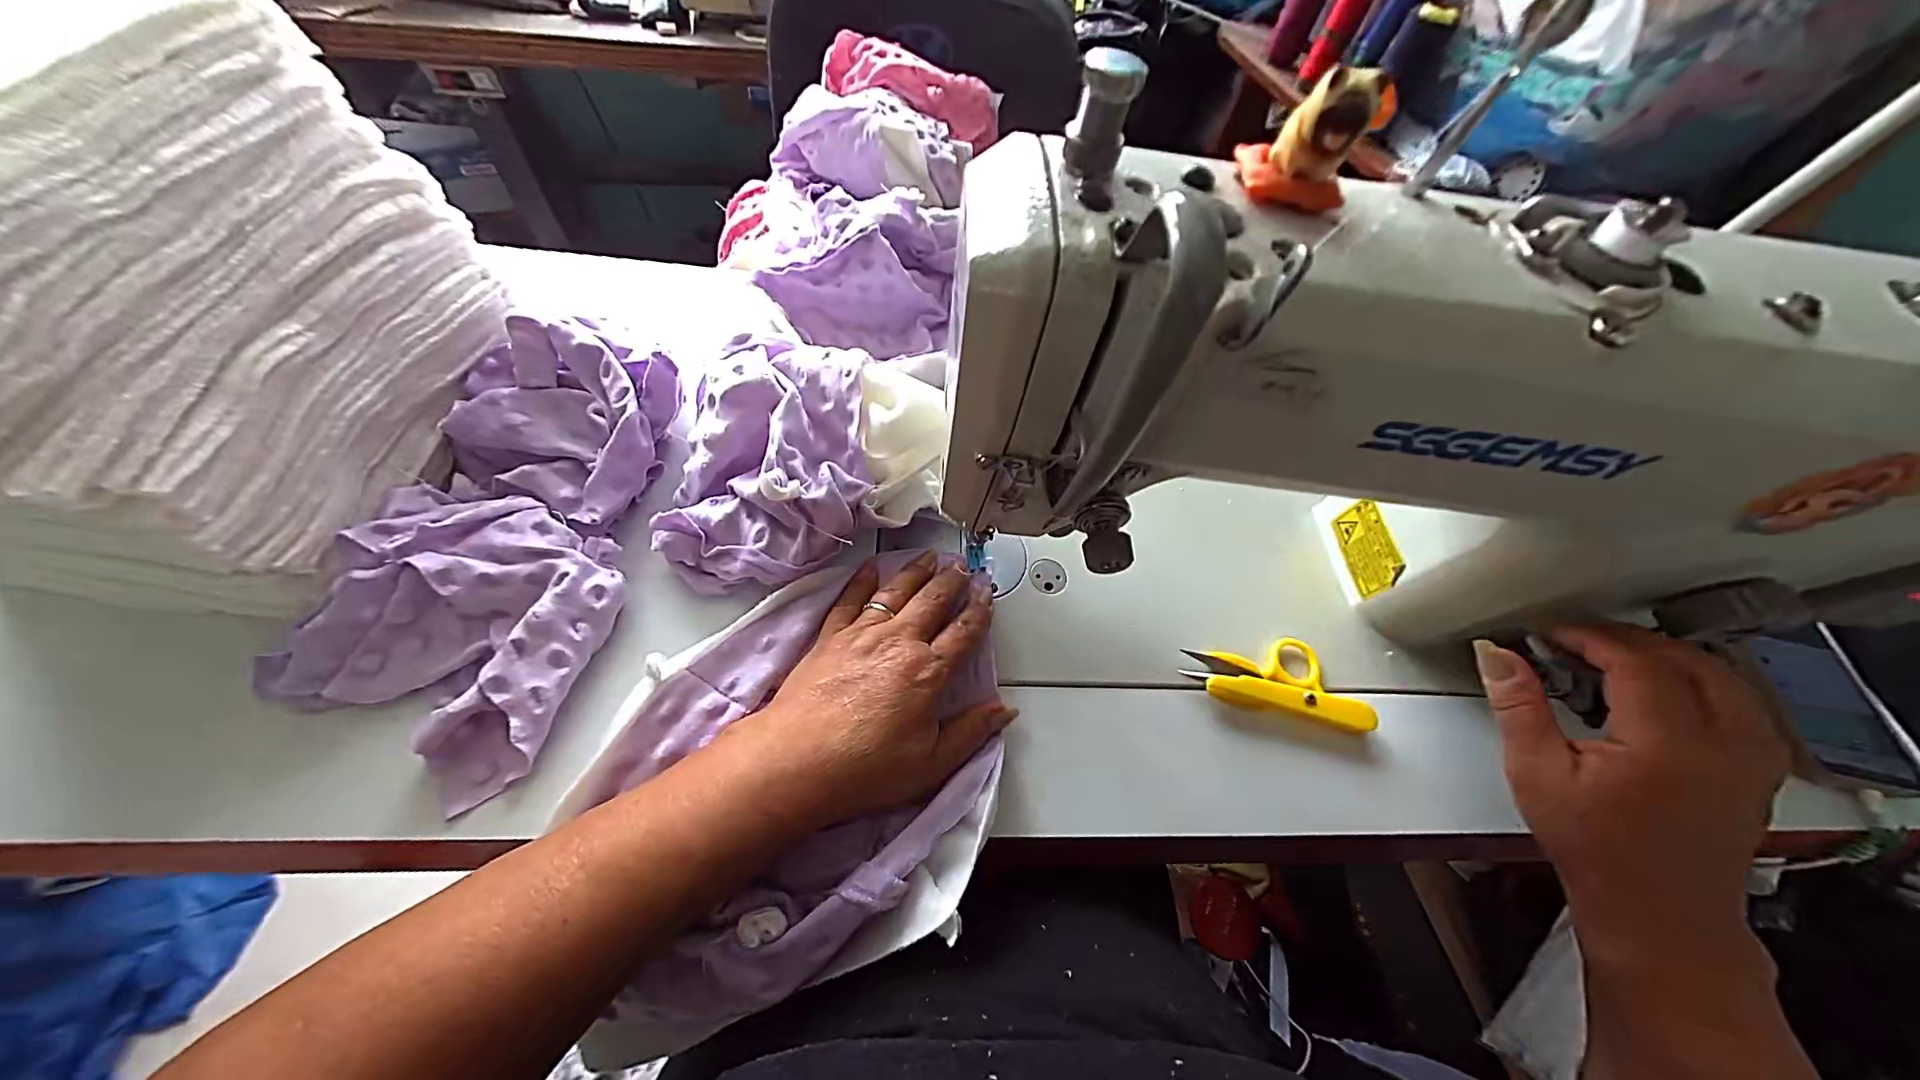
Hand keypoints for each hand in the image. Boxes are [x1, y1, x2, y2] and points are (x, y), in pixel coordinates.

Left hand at [715, 552, 1012, 832]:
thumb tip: (1003, 711)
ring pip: (896, 592)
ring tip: (929, 557)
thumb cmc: (863, 769)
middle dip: (951, 580)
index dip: (979, 609)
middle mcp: (897, 644)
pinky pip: (850, 598)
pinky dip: (863, 580)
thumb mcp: (931, 764)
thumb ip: (971, 733)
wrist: (795, 762)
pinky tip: (871, 568)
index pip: (964, 632)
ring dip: (916, 571)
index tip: (987, 592)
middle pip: (932, 601)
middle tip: (963, 566)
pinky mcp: (829, 638)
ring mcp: (861, 635)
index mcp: (928, 672)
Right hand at [1474, 624, 1789, 966]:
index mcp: (1668, 743)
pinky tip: (1661, 690)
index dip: (1589, 636)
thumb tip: (1496, 656)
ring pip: (1724, 676)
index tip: (1552, 633)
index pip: (1636, 660)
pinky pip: (1743, 703)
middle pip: (1685, 659)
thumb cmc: (1595, 848)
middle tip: (1575, 640)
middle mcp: (1724, 745)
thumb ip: (1517, 705)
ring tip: (1613, 659)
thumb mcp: (1535, 771)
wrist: (1656, 909)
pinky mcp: (1758, 771)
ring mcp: (1752, 759)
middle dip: (1626, 640)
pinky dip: (1700, 681)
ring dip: (1666, 656)